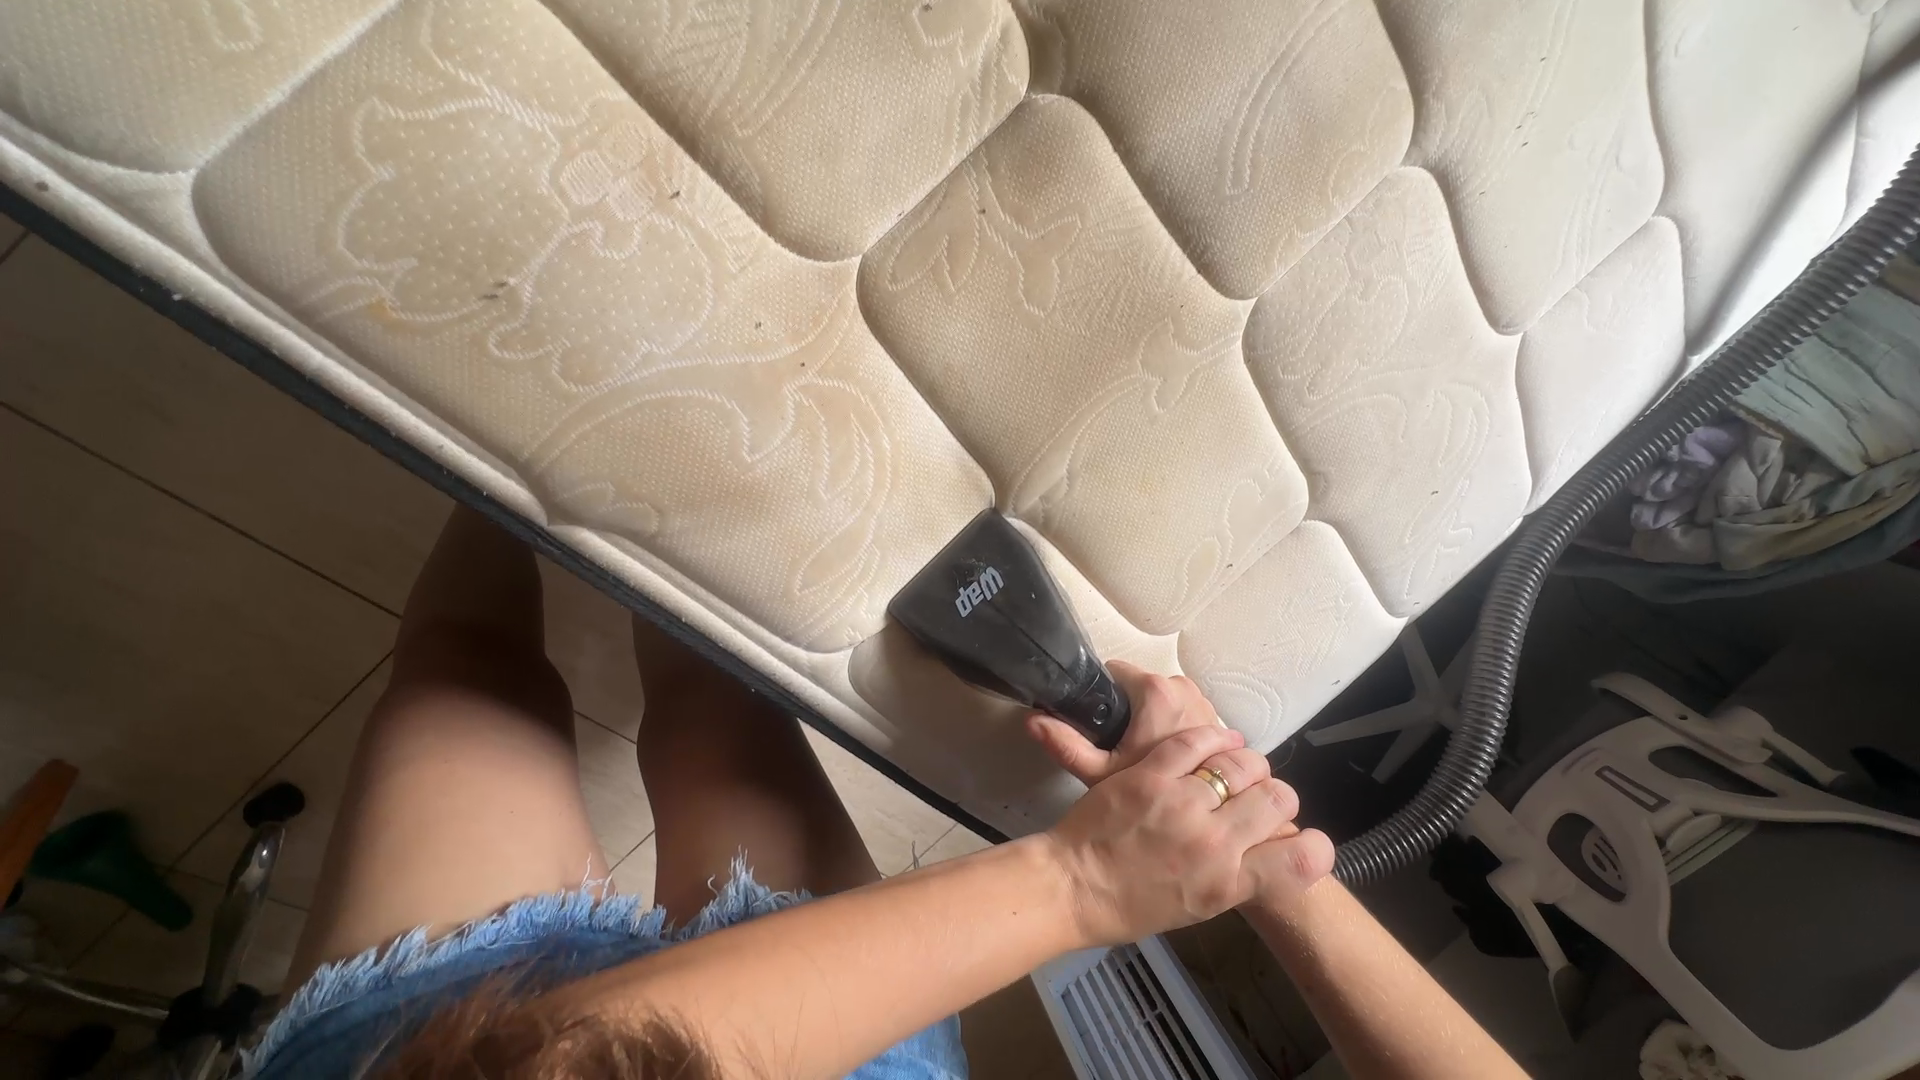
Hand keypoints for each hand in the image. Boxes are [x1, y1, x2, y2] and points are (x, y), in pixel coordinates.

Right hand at [1027, 662, 1223, 785]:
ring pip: (1170, 698)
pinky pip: (1192, 715)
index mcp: (1157, 692)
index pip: (1119, 671)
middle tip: (1128, 746)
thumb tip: (1030, 720)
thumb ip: (1064, 743)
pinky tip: (1175, 761)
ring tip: (1151, 754)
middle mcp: (1187, 691)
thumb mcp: (1097, 773)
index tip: (1106, 723)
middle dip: (1136, 708)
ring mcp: (1207, 706)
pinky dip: (1182, 731)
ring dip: (1160, 719)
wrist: (1194, 833)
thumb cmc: (1142, 801)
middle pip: (1146, 684)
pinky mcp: (1222, 724)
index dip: (1106, 694)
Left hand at [1044, 725, 1308, 944]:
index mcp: (1227, 883)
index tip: (1302, 838)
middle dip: (1277, 794)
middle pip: (1275, 800)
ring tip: (1242, 764)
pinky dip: (1213, 737)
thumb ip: (1236, 877)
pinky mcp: (1148, 773)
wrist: (1073, 886)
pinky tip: (1219, 739)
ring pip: (1240, 765)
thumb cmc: (1130, 906)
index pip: (1301, 859)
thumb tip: (1265, 849)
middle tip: (1263, 793)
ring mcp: (1179, 803)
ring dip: (1248, 762)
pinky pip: (1194, 742)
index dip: (1312, 845)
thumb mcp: (1198, 907)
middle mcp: (1212, 842)